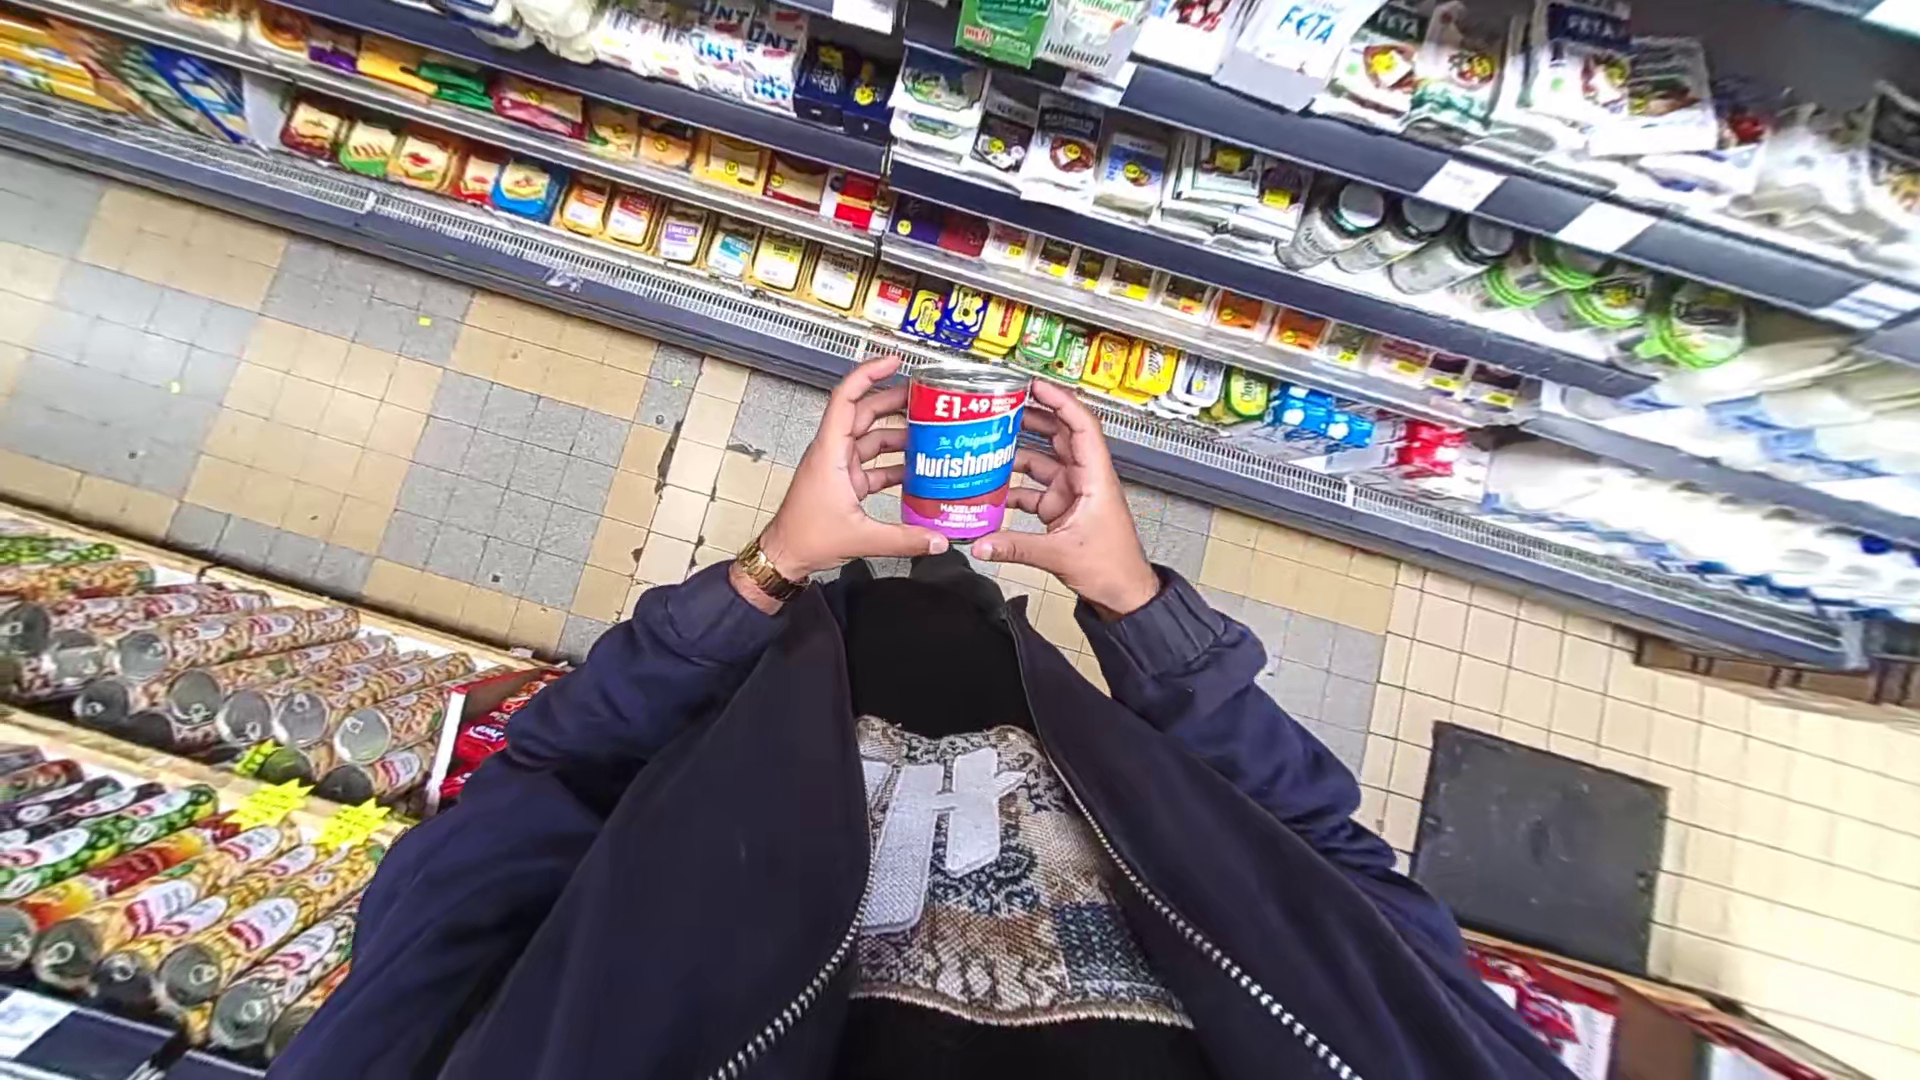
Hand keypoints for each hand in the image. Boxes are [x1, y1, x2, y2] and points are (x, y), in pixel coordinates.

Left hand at [755, 356, 948, 582]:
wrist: (785, 556)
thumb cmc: (803, 537)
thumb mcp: (861, 537)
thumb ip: (905, 539)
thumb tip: (937, 539)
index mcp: (830, 453)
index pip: (846, 398)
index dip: (869, 374)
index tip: (892, 363)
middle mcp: (833, 453)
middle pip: (865, 413)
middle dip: (894, 401)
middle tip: (923, 398)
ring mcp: (839, 467)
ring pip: (871, 438)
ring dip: (898, 433)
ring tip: (926, 432)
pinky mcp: (844, 483)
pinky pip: (873, 464)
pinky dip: (893, 463)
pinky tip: (914, 469)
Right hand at [972, 380, 1159, 617]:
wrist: (1124, 593)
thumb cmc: (1114, 568)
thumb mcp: (1060, 555)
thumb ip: (1015, 547)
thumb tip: (982, 543)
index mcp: (1095, 478)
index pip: (1081, 426)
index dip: (1059, 401)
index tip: (1036, 386)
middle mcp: (1085, 479)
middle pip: (1059, 436)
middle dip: (1032, 418)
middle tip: (1005, 406)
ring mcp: (1073, 493)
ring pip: (1044, 461)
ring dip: (1019, 450)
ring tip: (992, 441)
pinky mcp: (1062, 510)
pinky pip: (1034, 489)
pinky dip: (1015, 486)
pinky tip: (994, 488)